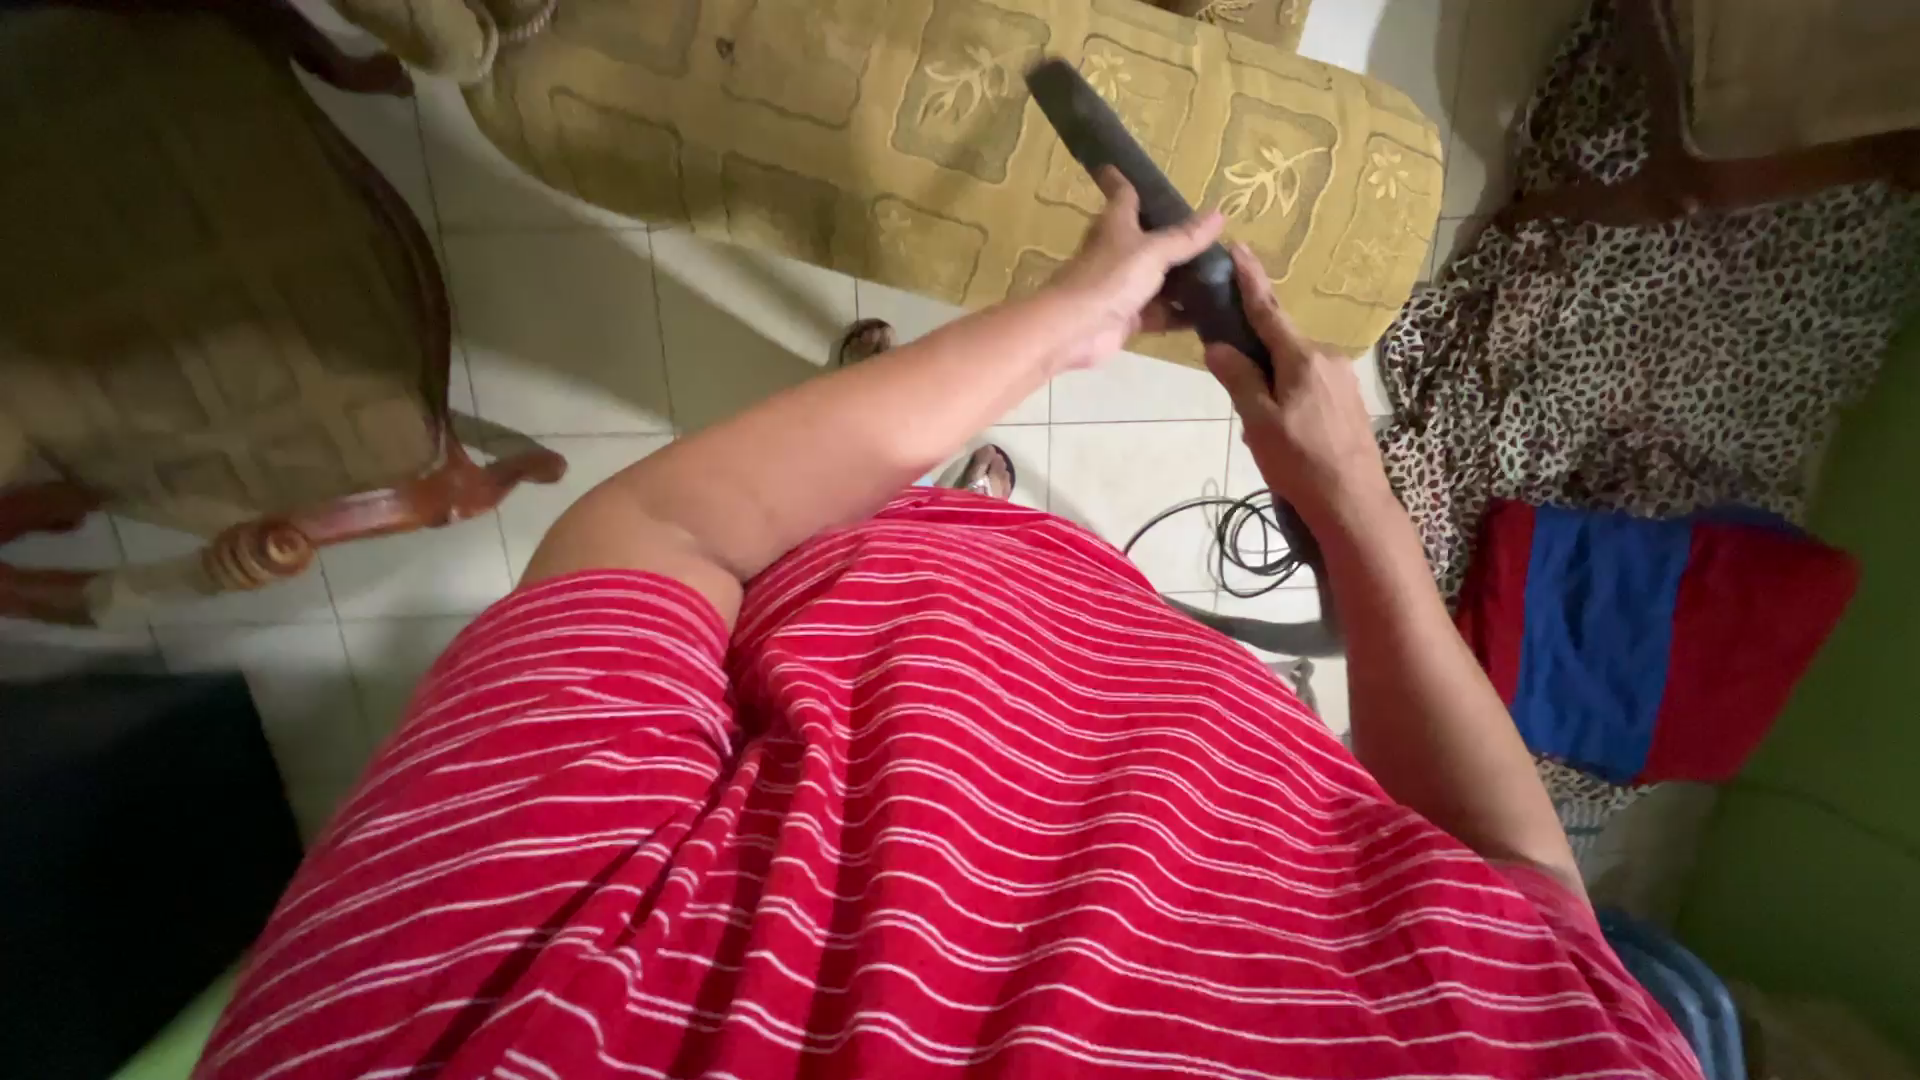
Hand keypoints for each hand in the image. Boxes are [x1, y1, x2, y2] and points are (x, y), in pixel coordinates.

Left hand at [1042, 167, 1224, 371]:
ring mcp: (1122, 287)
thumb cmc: (1108, 279)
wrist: (1074, 330)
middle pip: (1148, 237)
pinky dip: (1180, 313)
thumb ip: (1185, 237)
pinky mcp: (1127, 318)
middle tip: (1211, 230)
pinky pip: (1160, 313)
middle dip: (1174, 235)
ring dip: (1185, 278)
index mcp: (1116, 224)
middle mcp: (1118, 252)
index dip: (1122, 178)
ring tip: (1223, 272)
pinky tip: (1209, 311)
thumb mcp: (1152, 251)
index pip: (1123, 193)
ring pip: (1159, 279)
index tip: (1118, 163)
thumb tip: (1219, 214)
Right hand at [1204, 243, 1392, 527]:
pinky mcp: (1347, 399)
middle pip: (1279, 342)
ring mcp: (1341, 378)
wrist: (1352, 501)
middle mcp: (1326, 358)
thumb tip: (1217, 345)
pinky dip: (1285, 396)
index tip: (1238, 247)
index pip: (1268, 310)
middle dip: (1252, 356)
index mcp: (1301, 358)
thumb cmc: (1300, 461)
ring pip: (1291, 368)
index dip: (1250, 280)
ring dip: (1268, 384)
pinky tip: (1281, 432)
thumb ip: (1238, 379)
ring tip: (1259, 428)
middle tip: (1233, 388)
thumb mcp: (1258, 422)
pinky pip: (1305, 384)